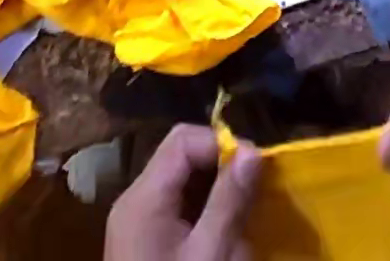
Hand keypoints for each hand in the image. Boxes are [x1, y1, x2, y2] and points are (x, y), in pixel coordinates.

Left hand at [105, 124, 262, 260]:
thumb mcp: (209, 258)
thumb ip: (229, 202)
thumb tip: (253, 151)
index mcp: (143, 197)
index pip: (183, 140)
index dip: (220, 145)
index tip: (255, 167)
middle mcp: (134, 201)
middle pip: (180, 158)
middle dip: (220, 167)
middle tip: (254, 189)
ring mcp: (136, 223)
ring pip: (181, 183)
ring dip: (215, 190)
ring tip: (244, 212)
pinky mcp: (143, 244)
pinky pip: (176, 209)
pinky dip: (203, 212)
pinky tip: (224, 233)